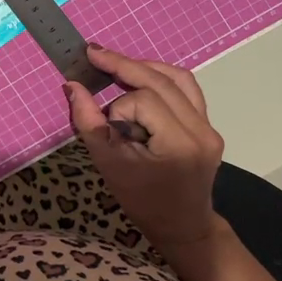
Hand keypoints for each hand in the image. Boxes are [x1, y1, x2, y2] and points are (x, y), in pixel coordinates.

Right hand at [66, 44, 224, 251]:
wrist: (181, 226)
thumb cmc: (141, 200)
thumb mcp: (108, 164)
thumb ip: (89, 121)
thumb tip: (72, 85)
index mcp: (180, 143)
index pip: (143, 101)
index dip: (119, 108)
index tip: (109, 129)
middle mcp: (202, 130)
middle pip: (162, 81)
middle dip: (125, 66)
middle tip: (93, 54)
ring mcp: (209, 126)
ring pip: (178, 78)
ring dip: (145, 67)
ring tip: (116, 65)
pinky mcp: (208, 126)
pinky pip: (187, 89)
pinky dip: (162, 78)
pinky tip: (141, 77)